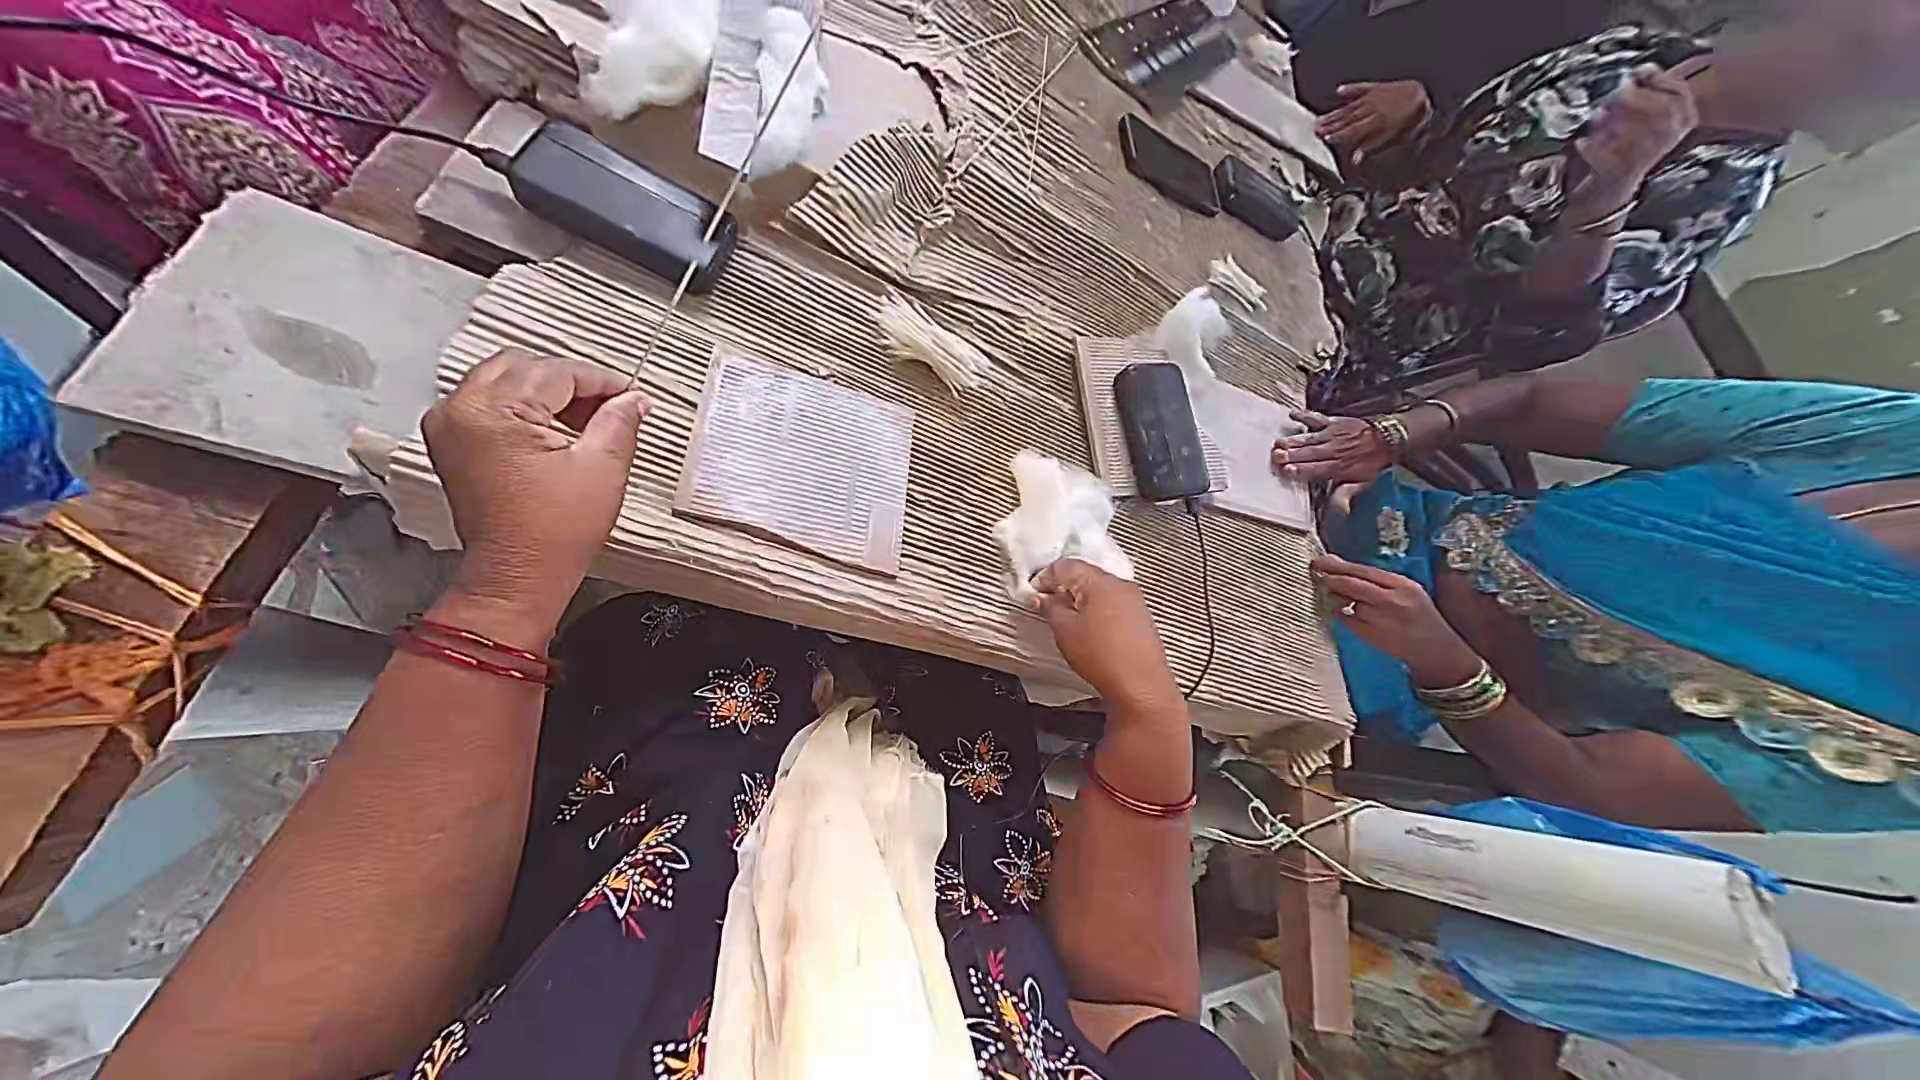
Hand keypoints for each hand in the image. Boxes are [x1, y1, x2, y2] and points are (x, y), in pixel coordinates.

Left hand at [422, 348, 648, 629]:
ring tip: (587, 422)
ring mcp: (450, 427)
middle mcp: (461, 411)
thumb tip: (632, 400)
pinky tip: (557, 431)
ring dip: (549, 393)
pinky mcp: (452, 444)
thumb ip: (619, 421)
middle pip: (525, 368)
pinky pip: (490, 404)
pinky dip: (525, 408)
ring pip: (506, 381)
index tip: (630, 396)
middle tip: (612, 407)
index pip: (556, 372)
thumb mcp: (603, 468)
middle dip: (573, 383)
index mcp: (494, 412)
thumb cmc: (554, 532)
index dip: (602, 382)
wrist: (520, 574)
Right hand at [1031, 559, 1181, 711]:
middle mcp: (1120, 585)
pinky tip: (1088, 626)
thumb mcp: (1064, 631)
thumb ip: (1050, 607)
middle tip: (1046, 600)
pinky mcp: (1140, 616)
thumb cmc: (1105, 659)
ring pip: (1099, 588)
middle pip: (1084, 573)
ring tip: (1065, 616)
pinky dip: (1096, 607)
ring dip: (1080, 597)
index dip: (1045, 576)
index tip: (1035, 589)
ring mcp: (1133, 600)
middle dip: (1063, 585)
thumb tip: (1044, 599)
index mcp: (1099, 582)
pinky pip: (1112, 602)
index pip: (1065, 566)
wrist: (1140, 686)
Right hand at [1272, 410, 1391, 483]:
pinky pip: (1316, 419)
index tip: (1286, 470)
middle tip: (1276, 457)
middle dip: (1291, 455)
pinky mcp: (1333, 423)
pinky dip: (1304, 416)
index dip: (1300, 470)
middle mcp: (1333, 451)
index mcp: (1338, 468)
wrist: (1390, 439)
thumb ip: (1347, 495)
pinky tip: (1292, 415)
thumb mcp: (1363, 483)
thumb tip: (1341, 511)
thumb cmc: (1372, 463)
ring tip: (1278, 444)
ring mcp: (1332, 436)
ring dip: (1292, 441)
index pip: (1314, 470)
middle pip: (1308, 454)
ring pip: (1308, 439)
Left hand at [1313, 554, 1479, 687]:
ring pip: (1349, 602)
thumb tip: (1337, 563)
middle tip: (1316, 572)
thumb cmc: (1418, 616)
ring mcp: (1380, 619)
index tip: (1322, 561)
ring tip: (1347, 600)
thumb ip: (1375, 579)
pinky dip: (1344, 615)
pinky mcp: (1369, 634)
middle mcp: (1392, 600)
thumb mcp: (1406, 591)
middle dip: (1331, 578)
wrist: (1436, 650)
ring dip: (1339, 599)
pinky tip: (1353, 617)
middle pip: (1352, 585)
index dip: (1340, 565)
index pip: (1365, 571)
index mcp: (1404, 585)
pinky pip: (1347, 619)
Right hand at [1316, 81, 1430, 160]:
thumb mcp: (1392, 137)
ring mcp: (1373, 96)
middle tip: (1316, 130)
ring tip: (1321, 119)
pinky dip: (1350, 89)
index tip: (1324, 139)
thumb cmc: (1409, 119)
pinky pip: (1361, 87)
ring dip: (1334, 113)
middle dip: (1330, 124)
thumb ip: (1372, 146)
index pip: (1350, 130)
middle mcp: (1371, 108)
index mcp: (1375, 122)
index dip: (1337, 135)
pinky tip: (1340, 91)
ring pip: (1350, 106)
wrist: (1424, 95)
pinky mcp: (1377, 87)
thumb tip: (1356, 158)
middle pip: (1346, 118)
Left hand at [1572, 65, 1697, 211]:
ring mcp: (1642, 161)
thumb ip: (1638, 104)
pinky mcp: (1617, 178)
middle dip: (1636, 97)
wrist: (1598, 205)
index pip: (1681, 96)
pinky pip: (1608, 160)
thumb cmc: (1613, 163)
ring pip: (1638, 133)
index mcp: (1678, 126)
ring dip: (1614, 121)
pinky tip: (1581, 144)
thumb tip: (1638, 75)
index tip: (1641, 72)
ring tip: (1595, 118)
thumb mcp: (1630, 129)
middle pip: (1663, 111)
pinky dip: (1592, 149)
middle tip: (1615, 93)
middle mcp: (1666, 142)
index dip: (1661, 81)